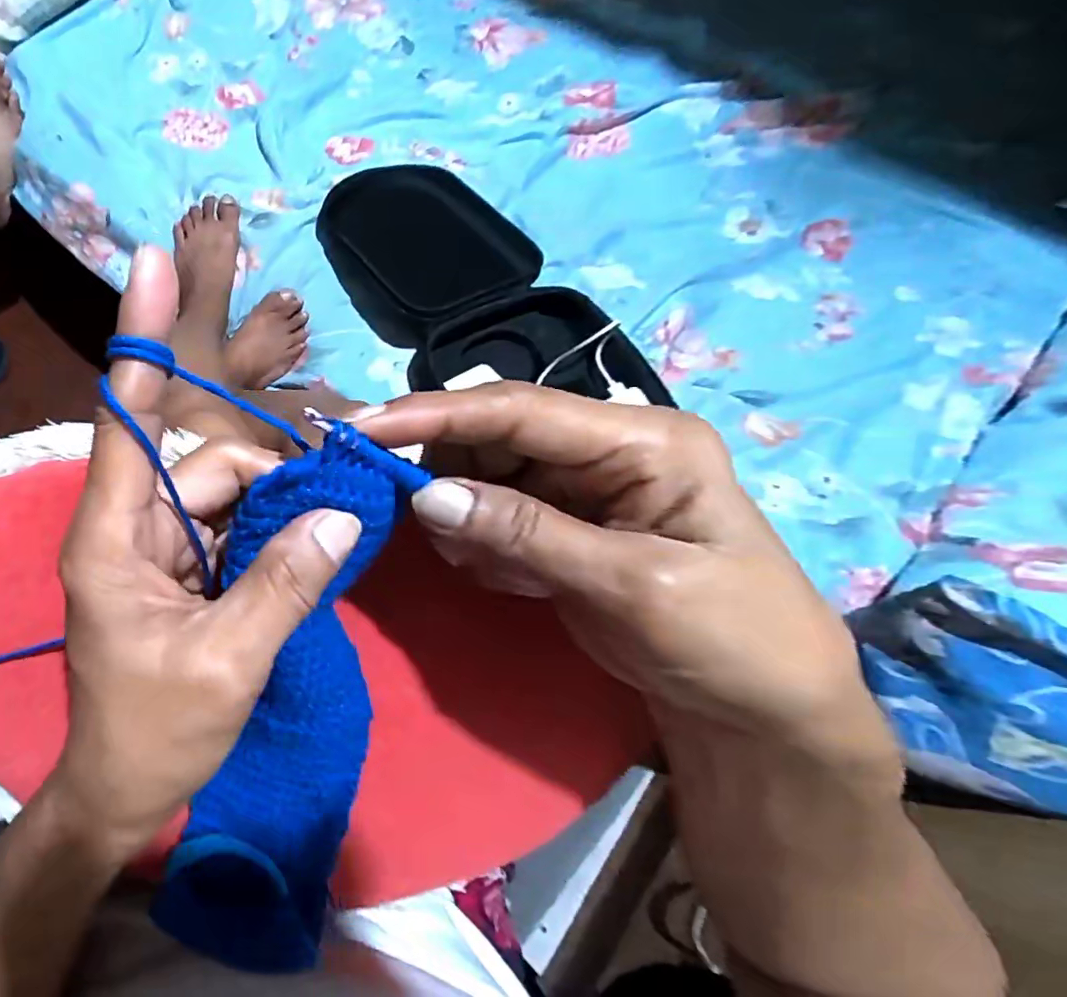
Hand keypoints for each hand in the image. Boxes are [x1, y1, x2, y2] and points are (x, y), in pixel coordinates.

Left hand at [47, 246, 361, 852]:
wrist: (123, 788)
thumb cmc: (155, 731)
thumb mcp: (226, 662)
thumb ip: (283, 582)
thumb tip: (341, 514)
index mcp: (111, 536)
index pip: (124, 419)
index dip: (137, 340)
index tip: (148, 263)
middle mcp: (126, 525)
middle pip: (197, 459)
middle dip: (261, 467)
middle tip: (326, 488)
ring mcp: (152, 547)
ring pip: (218, 491)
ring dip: (271, 501)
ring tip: (324, 526)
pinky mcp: (175, 570)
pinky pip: (224, 525)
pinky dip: (264, 528)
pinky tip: (303, 542)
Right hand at [352, 382, 890, 761]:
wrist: (760, 712)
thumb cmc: (731, 640)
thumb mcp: (632, 585)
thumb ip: (525, 532)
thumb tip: (424, 496)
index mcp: (642, 440)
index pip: (517, 410)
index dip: (432, 413)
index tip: (361, 427)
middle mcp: (602, 447)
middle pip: (487, 434)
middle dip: (438, 469)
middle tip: (394, 508)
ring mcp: (576, 483)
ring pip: (477, 473)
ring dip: (456, 513)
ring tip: (477, 562)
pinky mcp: (554, 518)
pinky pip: (484, 511)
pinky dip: (472, 539)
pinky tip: (500, 575)